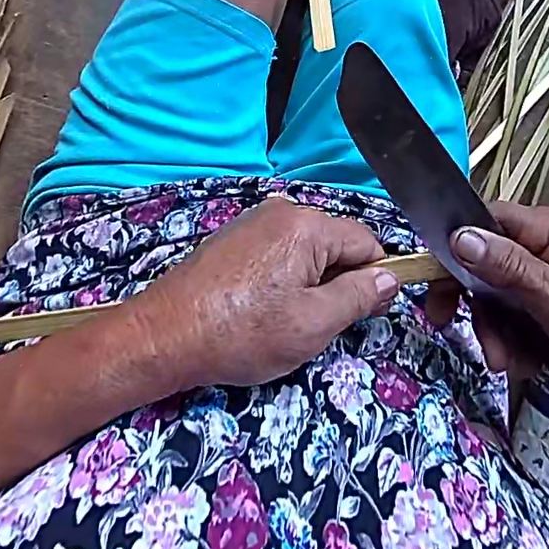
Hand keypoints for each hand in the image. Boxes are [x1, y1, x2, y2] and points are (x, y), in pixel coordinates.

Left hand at [122, 197, 397, 395]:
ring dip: (311, 280)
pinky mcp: (235, 235)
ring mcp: (256, 220)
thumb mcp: (313, 324)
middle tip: (317, 322)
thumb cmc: (240, 334)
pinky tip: (261, 305)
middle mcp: (284, 210)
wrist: (157, 338)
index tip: (361, 312)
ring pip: (310, 249)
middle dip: (338, 281)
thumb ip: (359, 296)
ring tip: (284, 317)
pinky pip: (281, 249)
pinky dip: (284, 275)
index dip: (373, 278)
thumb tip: (390, 278)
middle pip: (337, 244)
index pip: (367, 242)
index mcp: (308, 226)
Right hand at [449, 201, 548, 394]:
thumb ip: (511, 270)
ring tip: (518, 364)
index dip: (455, 254)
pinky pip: (529, 307)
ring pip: (508, 291)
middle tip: (489, 351)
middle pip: (492, 262)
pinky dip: (523, 335)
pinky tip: (534, 361)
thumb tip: (459, 235)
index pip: (485, 222)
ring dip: (503, 330)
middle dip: (484, 309)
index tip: (439, 300)